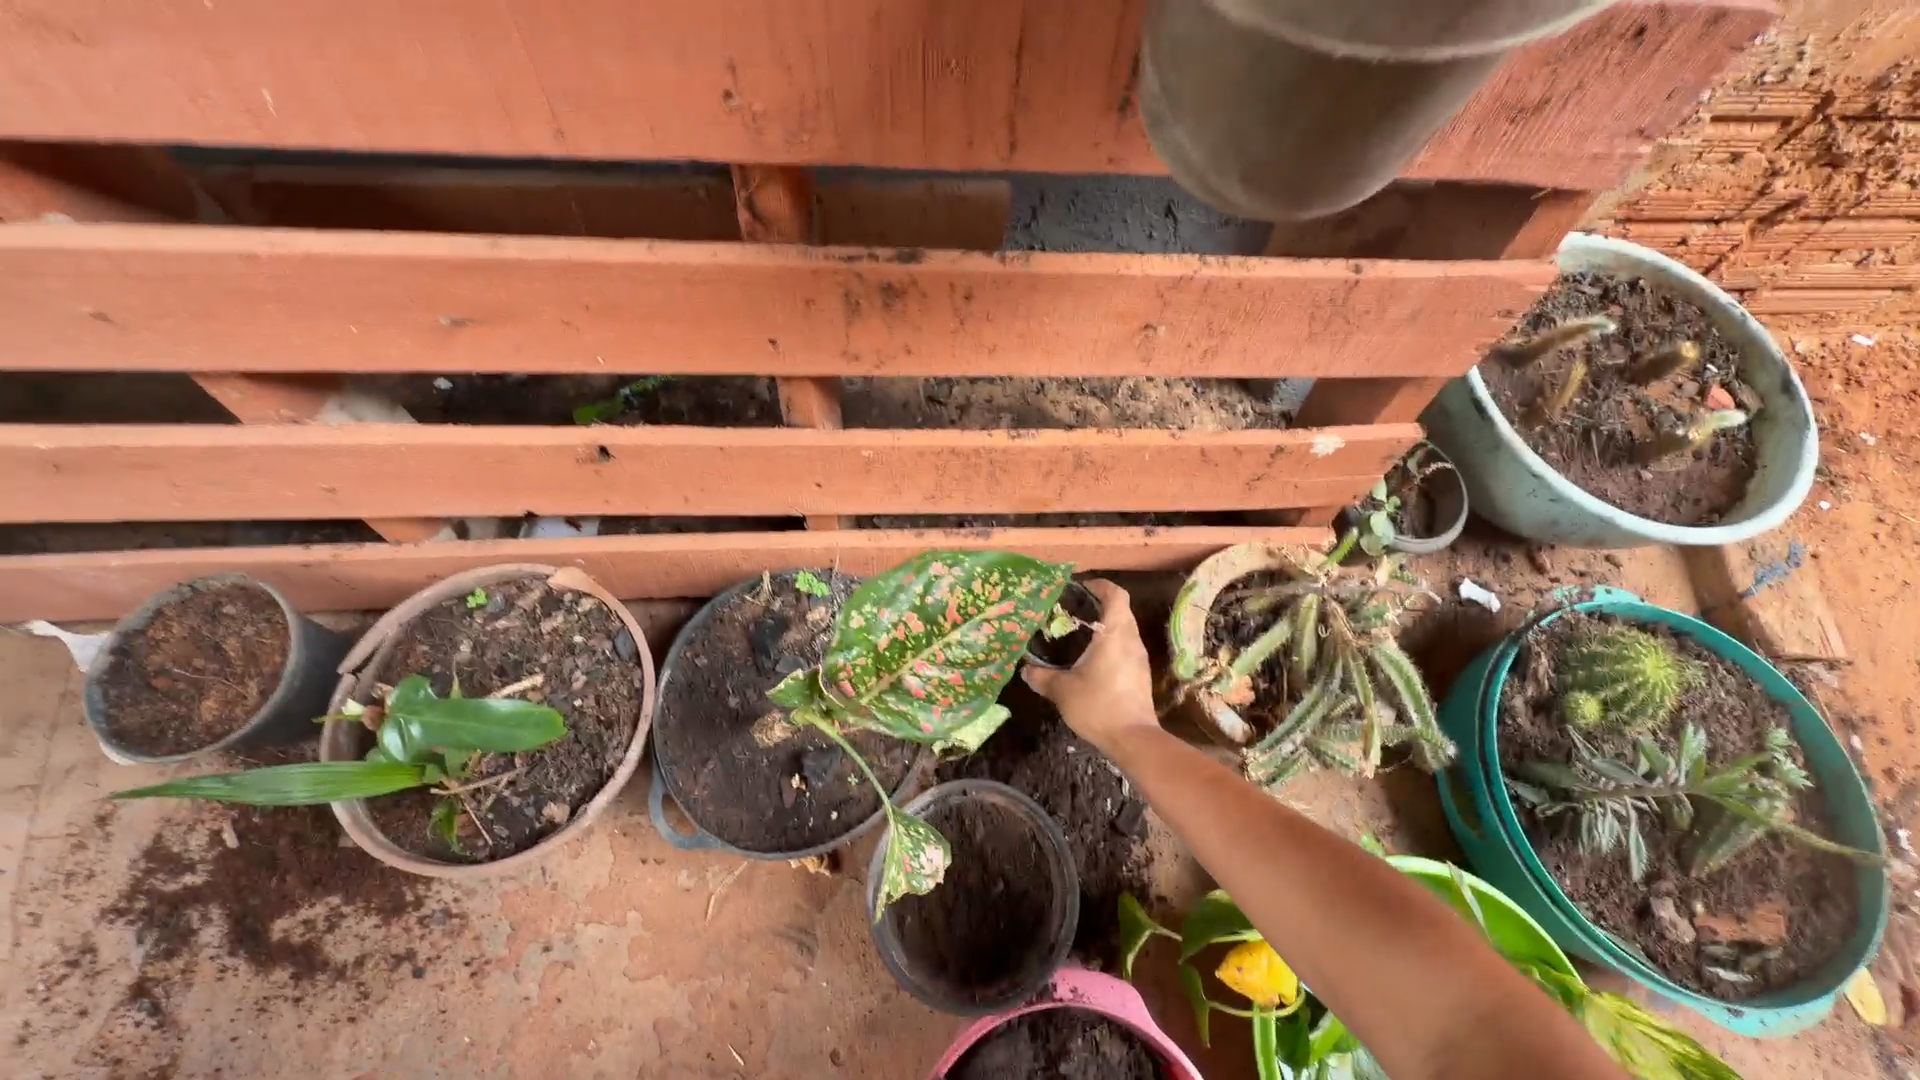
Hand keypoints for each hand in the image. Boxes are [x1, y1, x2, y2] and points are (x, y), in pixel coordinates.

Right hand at [1021, 579, 1160, 755]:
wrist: (1133, 738)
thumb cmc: (1098, 705)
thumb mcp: (1062, 690)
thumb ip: (1042, 677)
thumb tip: (1026, 670)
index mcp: (1115, 633)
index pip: (1116, 594)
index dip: (1100, 585)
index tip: (1081, 587)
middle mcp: (1132, 640)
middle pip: (1120, 610)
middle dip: (1098, 606)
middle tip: (1072, 611)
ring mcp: (1139, 658)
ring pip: (1124, 630)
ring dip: (1105, 627)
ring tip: (1078, 635)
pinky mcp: (1140, 675)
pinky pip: (1125, 649)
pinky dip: (1110, 646)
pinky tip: (1091, 660)